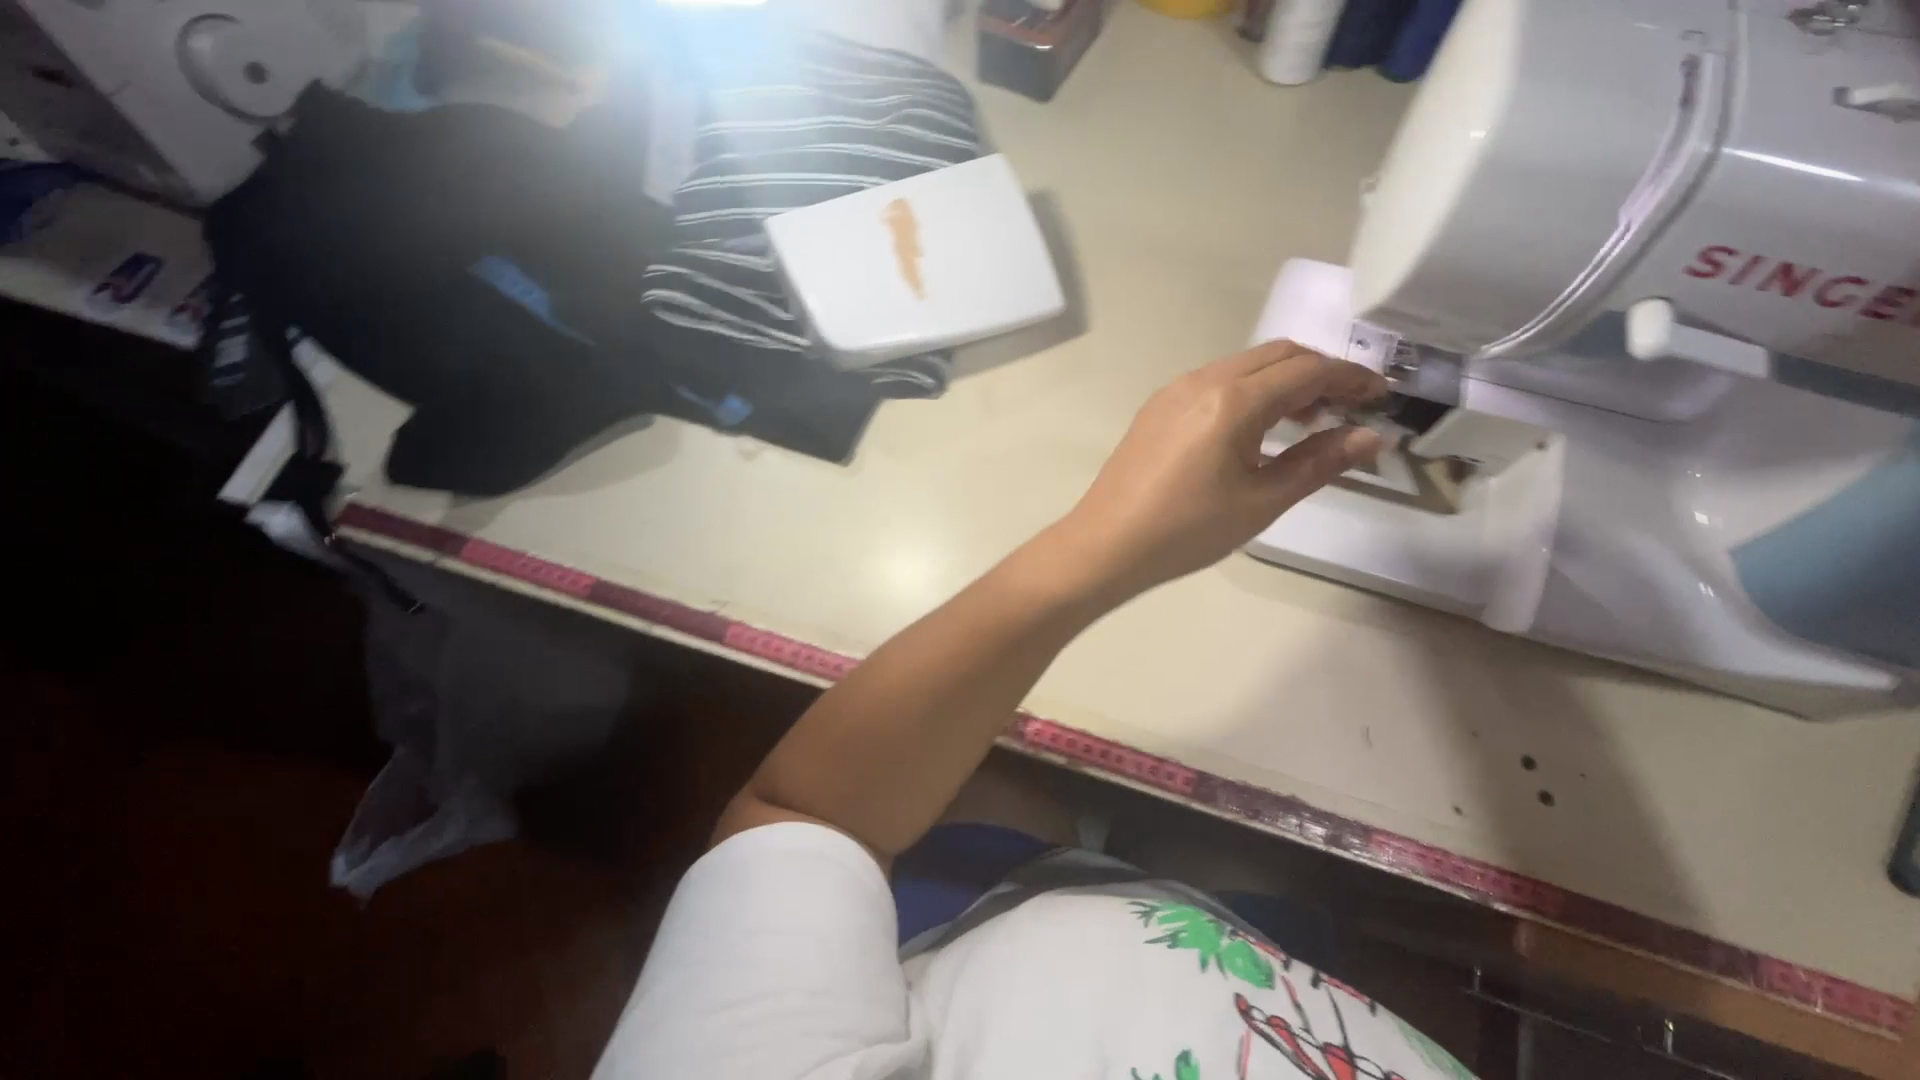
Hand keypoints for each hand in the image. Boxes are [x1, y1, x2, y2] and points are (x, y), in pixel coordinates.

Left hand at [1049, 341, 1386, 595]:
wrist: (1106, 545)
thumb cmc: (1186, 531)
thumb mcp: (1261, 501)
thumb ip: (1318, 463)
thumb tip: (1369, 438)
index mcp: (1232, 400)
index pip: (1307, 370)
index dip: (1351, 378)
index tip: (1380, 396)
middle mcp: (1202, 380)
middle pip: (1277, 355)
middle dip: (1320, 372)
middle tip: (1349, 407)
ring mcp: (1174, 391)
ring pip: (1244, 366)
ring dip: (1283, 381)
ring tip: (1308, 422)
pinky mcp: (1157, 408)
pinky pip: (1216, 382)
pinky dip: (1250, 392)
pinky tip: (1257, 430)